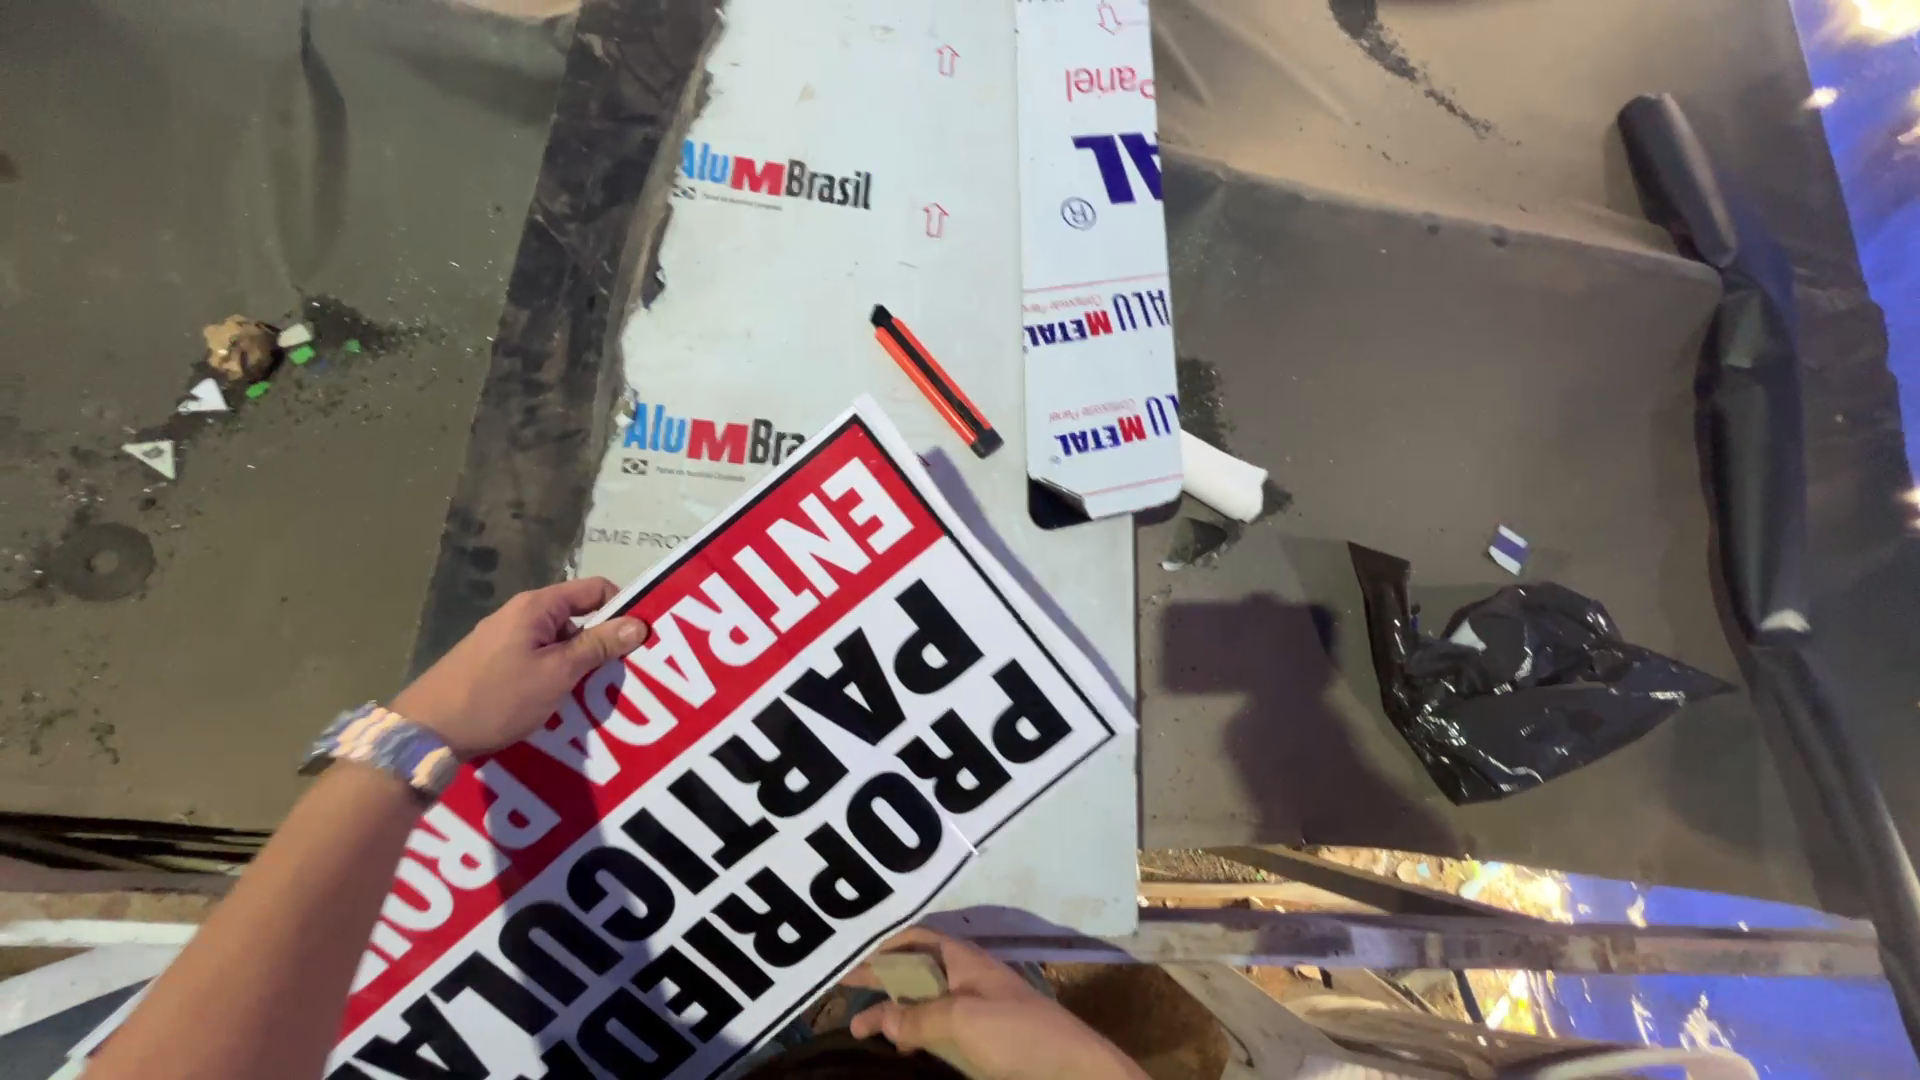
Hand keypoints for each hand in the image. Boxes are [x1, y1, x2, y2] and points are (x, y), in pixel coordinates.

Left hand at [391, 578, 647, 758]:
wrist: (424, 735)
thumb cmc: (496, 697)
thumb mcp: (557, 673)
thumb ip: (599, 645)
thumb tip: (639, 623)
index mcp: (537, 606)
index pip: (595, 589)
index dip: (623, 608)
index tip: (641, 638)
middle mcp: (521, 614)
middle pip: (580, 616)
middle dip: (605, 640)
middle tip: (627, 670)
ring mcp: (505, 639)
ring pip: (561, 641)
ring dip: (582, 662)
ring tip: (601, 692)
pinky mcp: (495, 663)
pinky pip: (541, 659)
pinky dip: (559, 674)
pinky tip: (566, 701)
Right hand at [842, 928, 1147, 1079]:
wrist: (1071, 1069)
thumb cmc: (1016, 1033)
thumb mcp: (961, 1020)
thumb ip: (917, 1015)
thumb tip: (877, 1015)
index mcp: (962, 959)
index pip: (916, 938)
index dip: (884, 943)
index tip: (851, 953)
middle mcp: (965, 976)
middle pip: (915, 970)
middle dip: (881, 978)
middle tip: (844, 990)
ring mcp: (974, 1006)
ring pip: (924, 1000)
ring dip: (894, 1009)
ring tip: (861, 1028)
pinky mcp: (981, 1037)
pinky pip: (937, 1026)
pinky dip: (914, 1031)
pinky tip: (900, 1045)